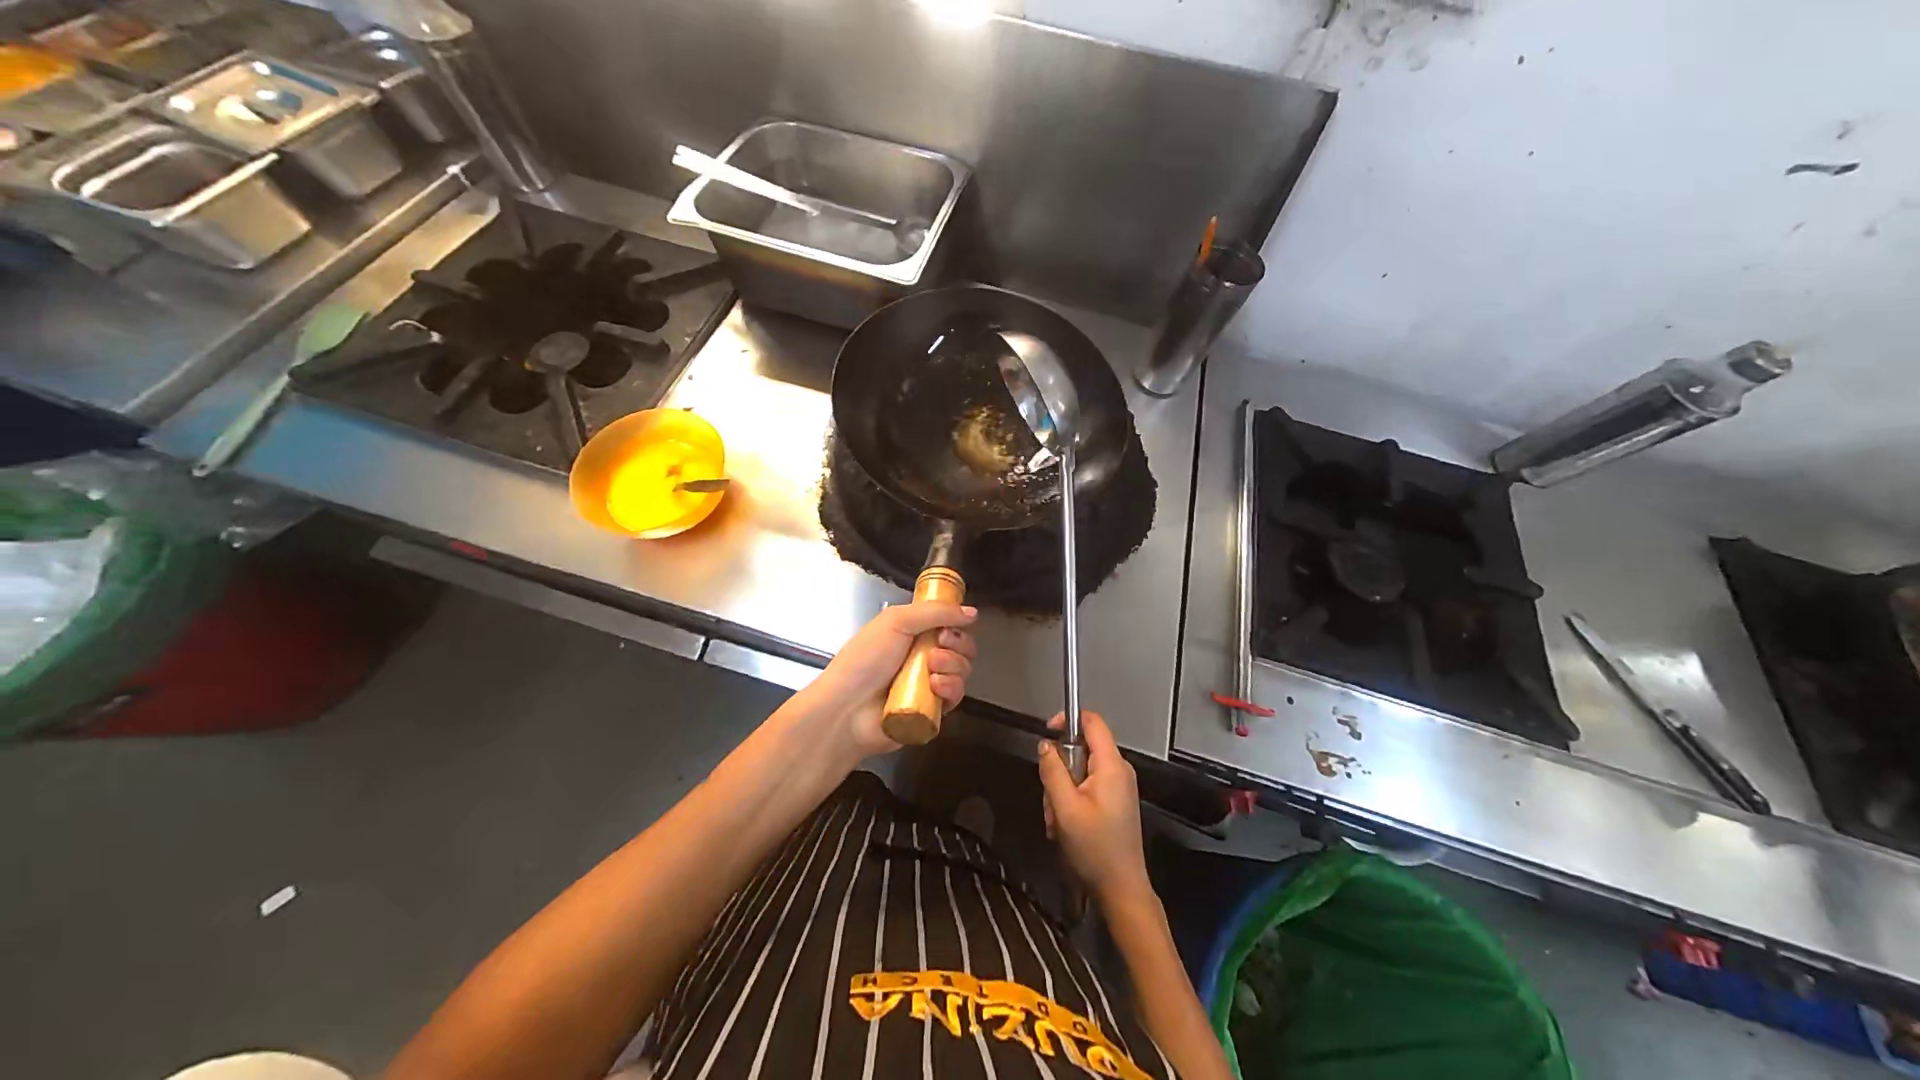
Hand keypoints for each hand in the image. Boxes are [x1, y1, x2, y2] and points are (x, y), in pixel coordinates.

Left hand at [794, 600, 977, 759]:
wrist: (847, 709)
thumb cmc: (862, 662)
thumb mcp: (896, 621)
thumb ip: (935, 611)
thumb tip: (970, 611)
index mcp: (909, 633)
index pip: (947, 623)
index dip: (954, 622)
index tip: (948, 625)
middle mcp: (920, 657)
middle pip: (960, 647)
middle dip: (957, 644)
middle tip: (939, 646)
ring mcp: (926, 684)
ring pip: (961, 671)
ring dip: (952, 665)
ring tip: (931, 669)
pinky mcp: (932, 710)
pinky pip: (956, 696)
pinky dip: (950, 689)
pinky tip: (934, 687)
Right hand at [1037, 710, 1150, 904]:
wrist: (1121, 888)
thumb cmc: (1095, 848)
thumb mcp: (1065, 808)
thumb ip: (1052, 771)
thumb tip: (1045, 745)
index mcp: (1111, 766)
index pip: (1092, 721)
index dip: (1067, 719)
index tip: (1046, 732)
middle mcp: (1118, 771)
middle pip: (1081, 749)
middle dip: (1059, 771)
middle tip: (1052, 800)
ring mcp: (1117, 787)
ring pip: (1079, 772)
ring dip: (1061, 793)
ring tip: (1059, 821)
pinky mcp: (1114, 802)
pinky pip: (1086, 788)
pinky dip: (1070, 803)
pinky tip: (1066, 827)